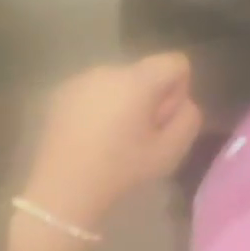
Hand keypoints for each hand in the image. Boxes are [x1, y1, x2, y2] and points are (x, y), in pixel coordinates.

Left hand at [20, 53, 203, 231]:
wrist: (63, 188)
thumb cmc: (120, 170)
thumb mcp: (169, 152)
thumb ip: (188, 118)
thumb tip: (183, 101)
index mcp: (137, 80)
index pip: (176, 62)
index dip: (178, 90)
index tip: (162, 120)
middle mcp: (108, 69)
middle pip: (145, 72)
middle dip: (149, 98)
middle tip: (139, 136)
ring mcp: (81, 78)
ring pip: (118, 81)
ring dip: (123, 101)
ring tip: (112, 139)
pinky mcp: (61, 92)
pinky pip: (93, 90)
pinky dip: (98, 106)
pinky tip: (89, 136)